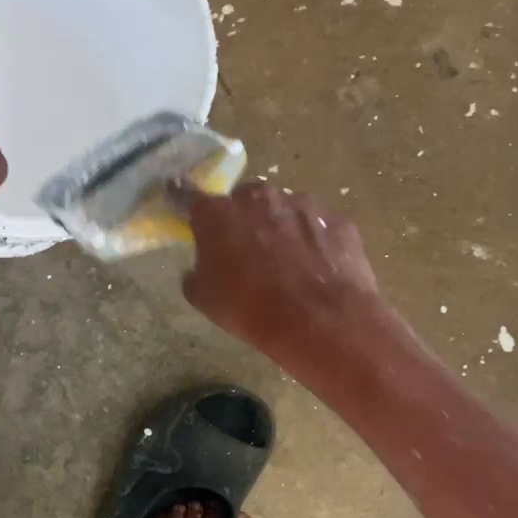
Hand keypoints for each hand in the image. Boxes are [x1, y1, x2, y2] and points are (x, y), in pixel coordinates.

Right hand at [182, 181, 386, 357]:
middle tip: (246, 248)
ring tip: (288, 261)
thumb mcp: (203, 297)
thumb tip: (201, 267)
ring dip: (280, 225)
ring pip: (283, 208)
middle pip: (243, 198)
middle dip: (242, 216)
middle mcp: (257, 198)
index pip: (188, 194)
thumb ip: (196, 271)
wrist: (321, 323)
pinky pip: (317, 224)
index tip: (181, 197)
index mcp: (216, 214)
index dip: (183, 196)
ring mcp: (302, 204)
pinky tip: (316, 267)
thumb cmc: (249, 309)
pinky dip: (313, 238)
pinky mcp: (337, 219)